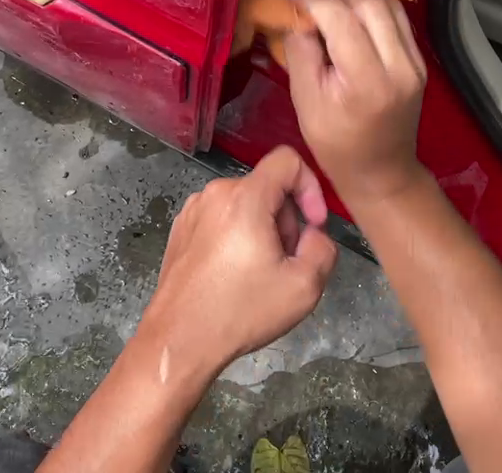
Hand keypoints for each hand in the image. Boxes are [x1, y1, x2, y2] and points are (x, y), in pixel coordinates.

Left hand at [136, 146, 338, 376]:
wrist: (178, 340)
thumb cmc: (240, 311)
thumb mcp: (304, 287)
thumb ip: (323, 248)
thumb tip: (312, 234)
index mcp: (246, 197)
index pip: (287, 159)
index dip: (310, 186)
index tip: (313, 224)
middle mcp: (216, 192)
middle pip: (267, 187)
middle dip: (286, 220)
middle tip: (285, 262)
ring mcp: (194, 209)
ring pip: (245, 204)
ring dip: (262, 230)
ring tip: (259, 273)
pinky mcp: (181, 228)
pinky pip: (222, 218)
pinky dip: (236, 236)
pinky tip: (233, 276)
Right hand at [282, 0, 428, 202]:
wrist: (382, 172)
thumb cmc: (336, 144)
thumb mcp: (305, 102)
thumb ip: (302, 53)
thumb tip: (302, 15)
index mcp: (366, 81)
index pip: (341, 19)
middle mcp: (399, 66)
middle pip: (370, 2)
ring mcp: (415, 62)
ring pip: (389, 3)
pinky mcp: (419, 60)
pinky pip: (398, 17)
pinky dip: (374, 3)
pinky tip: (353, 5)